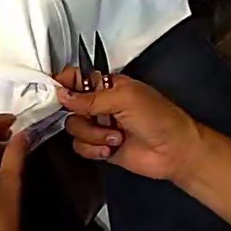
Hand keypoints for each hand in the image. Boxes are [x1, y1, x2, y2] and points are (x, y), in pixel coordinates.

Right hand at [55, 68, 207, 181]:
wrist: (174, 151)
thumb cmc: (159, 118)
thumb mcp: (125, 99)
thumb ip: (90, 98)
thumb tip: (62, 95)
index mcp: (108, 86)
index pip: (77, 78)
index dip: (63, 83)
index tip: (57, 92)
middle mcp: (100, 105)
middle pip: (70, 106)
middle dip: (83, 117)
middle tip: (98, 119)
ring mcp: (100, 126)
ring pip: (74, 128)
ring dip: (93, 135)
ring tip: (115, 137)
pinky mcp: (100, 146)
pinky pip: (80, 147)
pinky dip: (93, 149)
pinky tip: (110, 149)